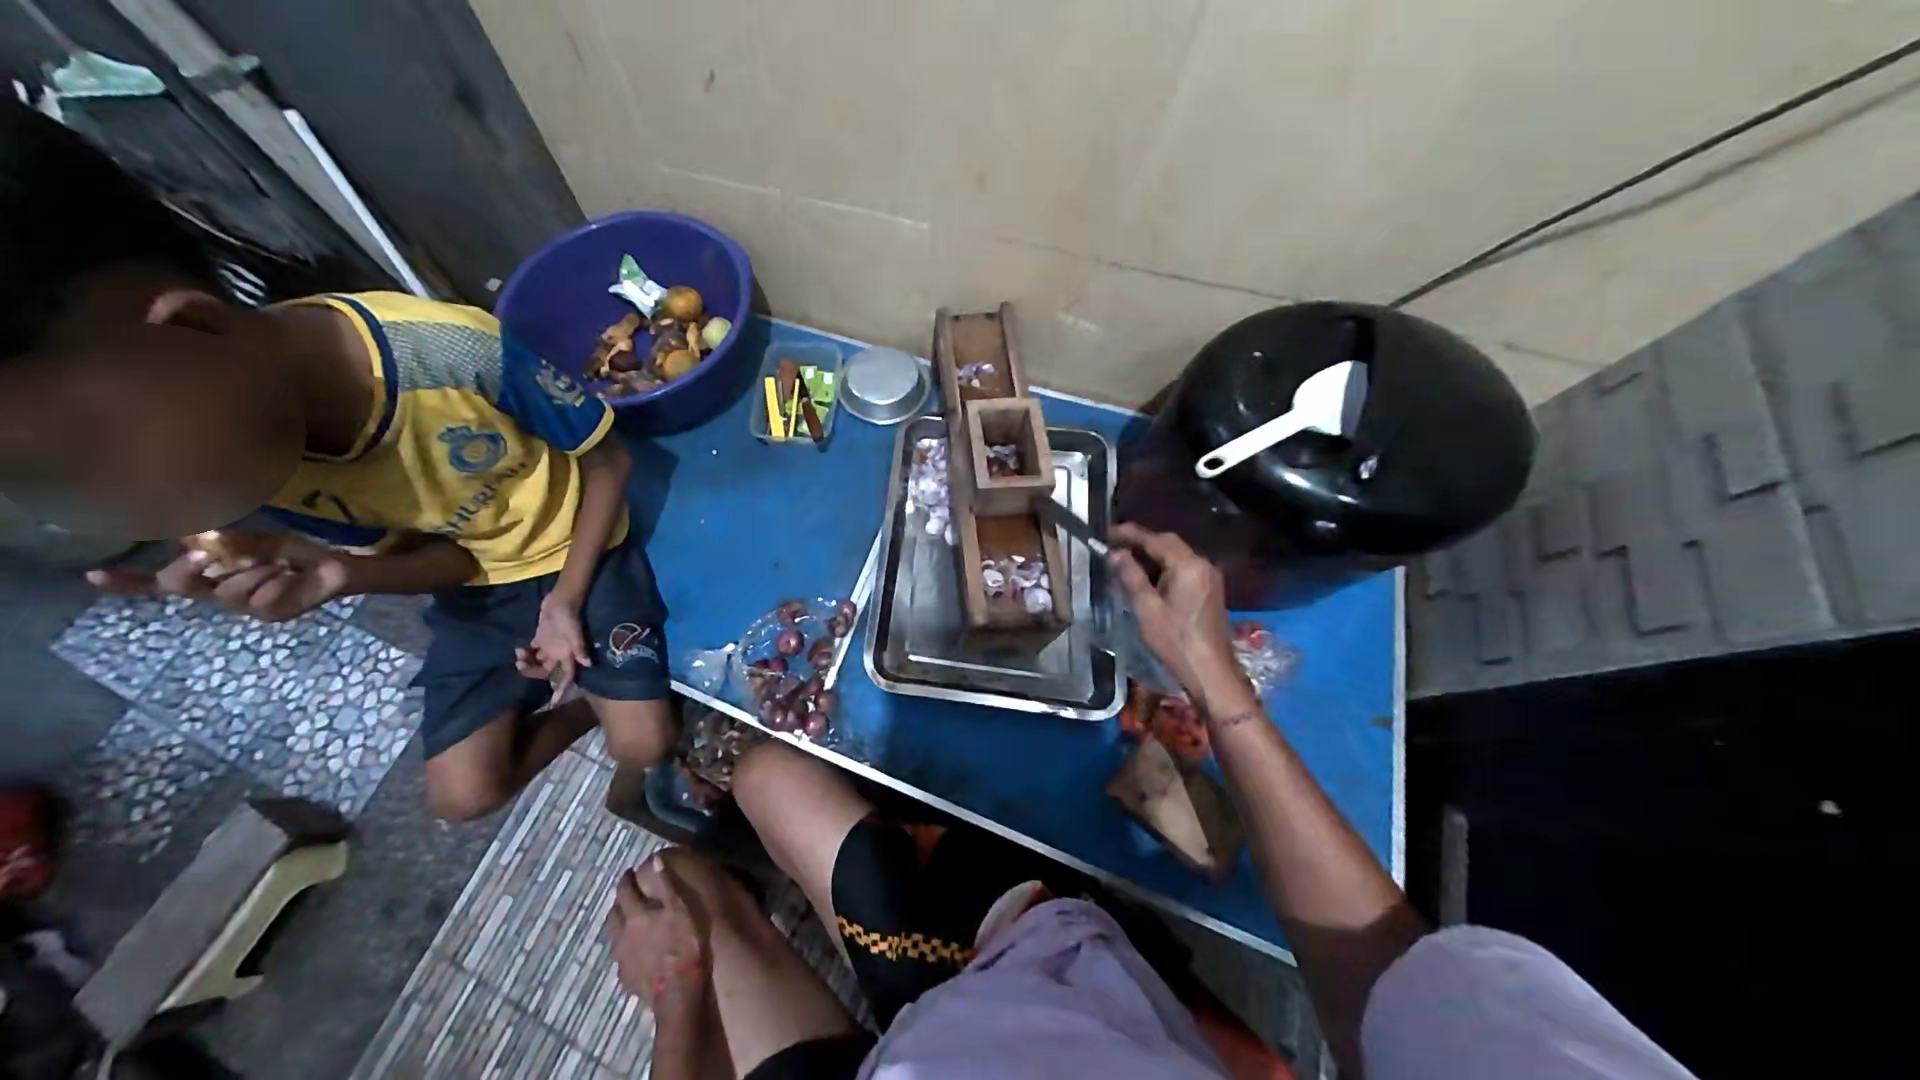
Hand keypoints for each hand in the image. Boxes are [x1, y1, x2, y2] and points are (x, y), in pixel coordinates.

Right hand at [88, 533, 353, 622]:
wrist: (338, 566)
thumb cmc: (296, 551)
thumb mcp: (260, 540)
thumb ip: (227, 541)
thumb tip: (192, 534)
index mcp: (211, 573)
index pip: (160, 582)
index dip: (127, 582)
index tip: (92, 576)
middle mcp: (219, 591)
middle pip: (180, 587)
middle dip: (185, 570)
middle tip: (202, 555)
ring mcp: (244, 605)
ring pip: (228, 592)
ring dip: (253, 573)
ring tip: (279, 565)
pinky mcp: (271, 614)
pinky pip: (261, 601)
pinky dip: (276, 584)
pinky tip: (291, 577)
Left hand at [517, 594, 592, 706]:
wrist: (561, 599)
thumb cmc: (569, 616)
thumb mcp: (574, 632)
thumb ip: (579, 647)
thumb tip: (588, 664)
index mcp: (568, 655)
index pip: (567, 676)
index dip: (562, 690)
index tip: (554, 703)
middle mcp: (559, 654)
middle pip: (547, 672)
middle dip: (533, 672)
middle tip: (521, 664)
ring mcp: (550, 647)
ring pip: (538, 663)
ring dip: (527, 663)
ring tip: (519, 653)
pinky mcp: (542, 638)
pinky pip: (532, 651)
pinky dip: (524, 653)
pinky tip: (519, 647)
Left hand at [604, 852, 710, 1006]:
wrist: (678, 992)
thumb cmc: (684, 945)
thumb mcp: (681, 909)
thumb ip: (667, 884)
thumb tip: (655, 859)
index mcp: (636, 915)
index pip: (624, 891)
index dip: (626, 879)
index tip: (630, 872)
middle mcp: (622, 935)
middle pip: (614, 913)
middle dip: (620, 901)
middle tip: (630, 895)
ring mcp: (621, 958)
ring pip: (613, 935)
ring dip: (619, 923)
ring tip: (630, 921)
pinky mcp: (625, 977)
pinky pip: (620, 956)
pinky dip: (626, 946)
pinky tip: (636, 950)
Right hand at [1107, 524, 1255, 716]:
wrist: (1210, 670)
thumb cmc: (1175, 640)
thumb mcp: (1146, 607)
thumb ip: (1130, 575)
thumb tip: (1115, 553)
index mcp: (1188, 565)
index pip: (1156, 539)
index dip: (1130, 534)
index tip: (1108, 532)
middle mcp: (1202, 564)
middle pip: (1169, 543)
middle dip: (1142, 542)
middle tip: (1115, 544)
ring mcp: (1209, 576)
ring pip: (1177, 555)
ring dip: (1153, 555)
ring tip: (1126, 559)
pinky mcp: (1210, 589)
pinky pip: (1185, 568)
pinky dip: (1165, 567)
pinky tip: (1148, 576)